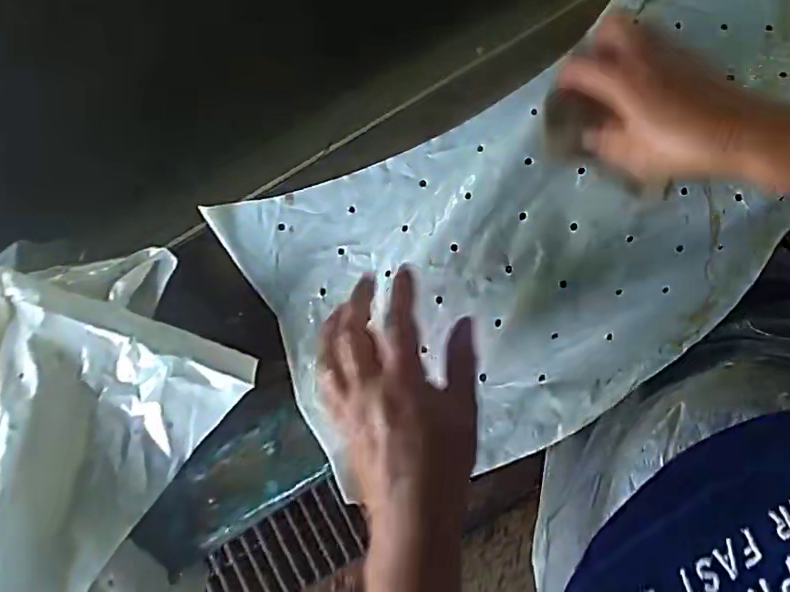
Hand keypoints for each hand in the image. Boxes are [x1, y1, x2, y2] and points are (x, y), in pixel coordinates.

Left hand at [318, 268, 477, 525]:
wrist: (412, 517)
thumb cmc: (443, 465)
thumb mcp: (464, 411)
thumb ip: (461, 361)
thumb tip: (464, 323)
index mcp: (402, 380)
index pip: (396, 324)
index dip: (399, 293)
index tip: (402, 272)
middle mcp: (369, 388)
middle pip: (352, 332)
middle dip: (357, 300)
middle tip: (366, 281)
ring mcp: (351, 407)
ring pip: (330, 356)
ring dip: (333, 325)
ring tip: (340, 308)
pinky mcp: (341, 425)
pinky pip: (325, 384)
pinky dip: (325, 359)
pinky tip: (329, 354)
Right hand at [555, 12, 769, 182]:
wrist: (744, 132)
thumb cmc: (685, 146)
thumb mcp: (635, 155)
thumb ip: (605, 142)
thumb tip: (588, 134)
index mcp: (621, 78)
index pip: (579, 66)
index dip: (565, 80)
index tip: (564, 95)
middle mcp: (641, 55)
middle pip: (609, 26)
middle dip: (595, 45)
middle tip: (596, 72)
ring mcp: (669, 50)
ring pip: (636, 29)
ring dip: (621, 45)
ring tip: (622, 75)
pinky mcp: (691, 56)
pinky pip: (658, 42)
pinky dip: (646, 53)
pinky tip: (652, 82)